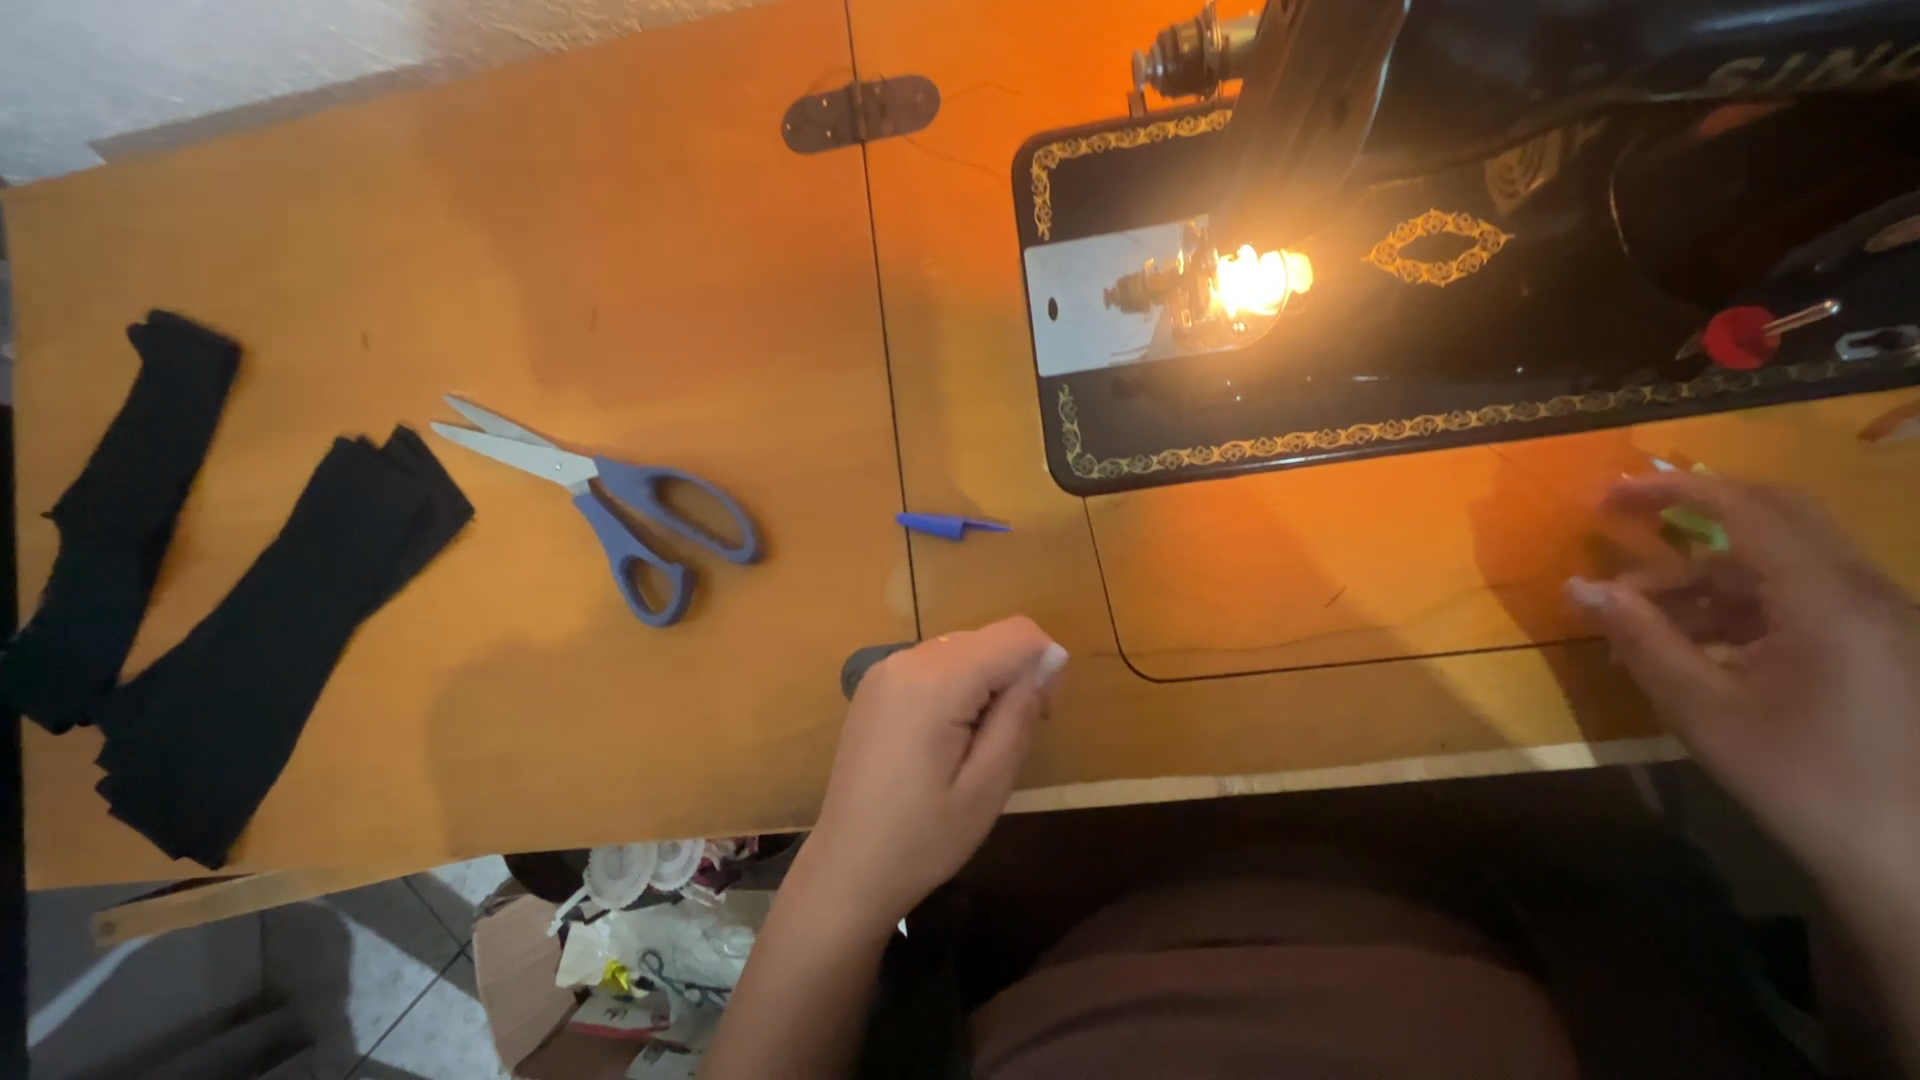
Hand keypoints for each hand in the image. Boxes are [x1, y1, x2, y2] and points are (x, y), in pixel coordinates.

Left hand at [799, 617, 1067, 929]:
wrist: (848, 868)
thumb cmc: (924, 839)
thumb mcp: (989, 784)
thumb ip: (1020, 710)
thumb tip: (1050, 656)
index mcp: (935, 681)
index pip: (1016, 634)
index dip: (1045, 665)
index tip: (1042, 716)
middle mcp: (906, 659)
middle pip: (988, 638)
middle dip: (1014, 675)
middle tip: (1009, 741)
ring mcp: (884, 669)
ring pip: (963, 648)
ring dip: (985, 682)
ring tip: (976, 745)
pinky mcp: (875, 686)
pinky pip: (934, 664)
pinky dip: (956, 686)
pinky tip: (946, 738)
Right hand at [1566, 473, 1919, 901]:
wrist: (1911, 856)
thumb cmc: (1801, 778)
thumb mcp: (1700, 707)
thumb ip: (1638, 637)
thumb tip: (1578, 585)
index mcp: (1826, 601)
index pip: (1745, 510)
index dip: (1670, 490)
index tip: (1604, 496)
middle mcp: (1864, 592)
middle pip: (1776, 514)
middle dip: (1692, 507)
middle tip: (1620, 516)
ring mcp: (1879, 617)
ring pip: (1779, 560)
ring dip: (1702, 570)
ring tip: (1636, 611)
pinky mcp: (1878, 643)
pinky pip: (1797, 595)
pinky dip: (1734, 601)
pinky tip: (1689, 641)